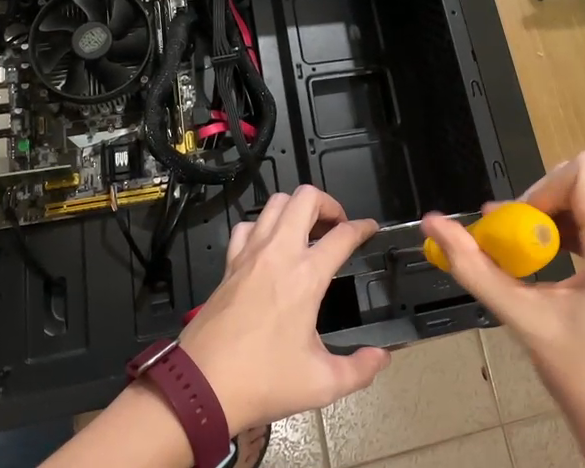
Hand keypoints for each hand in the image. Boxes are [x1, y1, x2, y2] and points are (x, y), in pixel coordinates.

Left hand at [179, 185, 391, 430]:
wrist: (202, 386)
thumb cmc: (263, 381)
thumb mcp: (322, 384)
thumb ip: (359, 369)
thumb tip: (382, 359)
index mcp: (306, 276)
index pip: (342, 235)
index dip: (363, 227)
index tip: (370, 229)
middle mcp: (278, 254)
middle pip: (305, 198)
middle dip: (328, 203)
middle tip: (337, 226)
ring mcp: (249, 255)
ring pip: (274, 203)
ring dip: (295, 208)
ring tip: (307, 230)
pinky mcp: (228, 264)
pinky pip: (246, 227)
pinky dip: (262, 226)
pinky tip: (269, 246)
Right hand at [421, 152, 584, 467]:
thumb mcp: (526, 321)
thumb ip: (476, 267)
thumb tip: (434, 225)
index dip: (542, 187)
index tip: (517, 226)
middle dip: (544, 205)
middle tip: (514, 245)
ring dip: (559, 219)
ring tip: (532, 259)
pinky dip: (579, 233)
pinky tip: (560, 268)